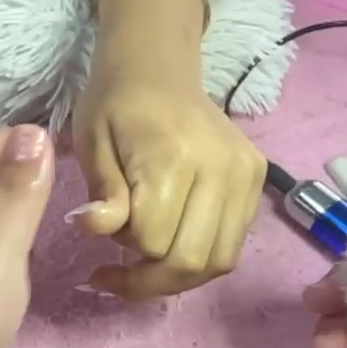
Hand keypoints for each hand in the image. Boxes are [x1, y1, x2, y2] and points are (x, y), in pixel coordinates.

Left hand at [70, 63, 265, 299]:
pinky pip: (232, 244)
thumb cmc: (113, 104)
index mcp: (174, 158)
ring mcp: (245, 176)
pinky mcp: (255, 180)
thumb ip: (102, 193)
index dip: (122, 253)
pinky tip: (169, 249)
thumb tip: (91, 229)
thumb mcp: (91, 143)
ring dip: (176, 278)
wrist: (157, 67)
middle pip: (191, 261)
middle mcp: (221, 170)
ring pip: (219, 262)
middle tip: (114, 277)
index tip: (95, 245)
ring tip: (142, 268)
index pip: (154, 242)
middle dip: (148, 280)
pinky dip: (200, 260)